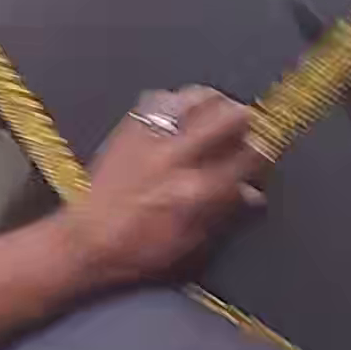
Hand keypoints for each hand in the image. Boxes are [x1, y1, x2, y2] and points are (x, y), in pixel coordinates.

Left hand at [54, 86, 264, 288]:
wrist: (84, 241)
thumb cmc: (138, 251)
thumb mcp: (192, 247)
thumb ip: (225, 215)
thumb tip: (252, 194)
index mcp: (199, 190)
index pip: (250, 155)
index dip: (265, 151)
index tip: (266, 152)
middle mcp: (178, 157)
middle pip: (229, 116)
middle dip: (246, 120)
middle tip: (247, 129)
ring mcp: (150, 138)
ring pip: (195, 98)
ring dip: (213, 103)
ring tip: (218, 112)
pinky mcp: (127, 130)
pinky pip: (158, 98)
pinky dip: (175, 100)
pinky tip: (179, 110)